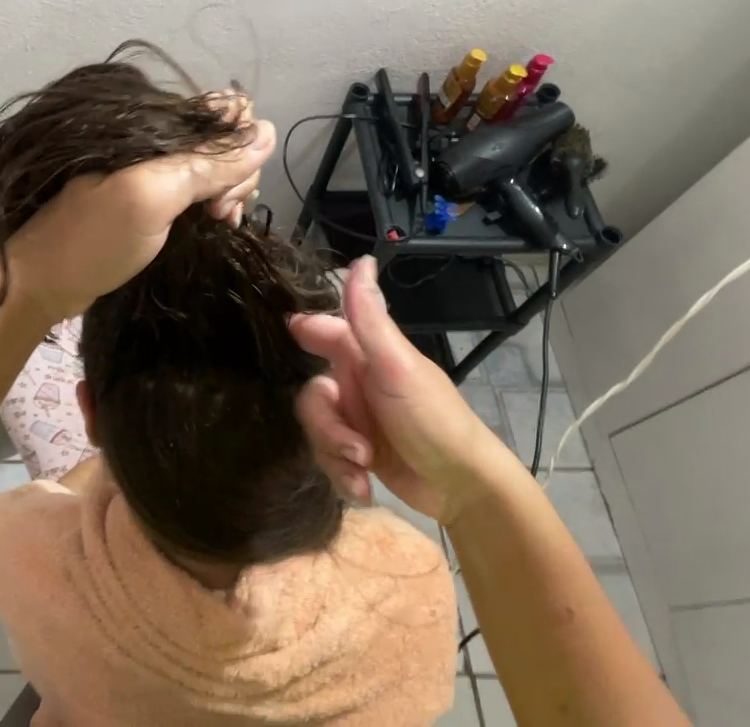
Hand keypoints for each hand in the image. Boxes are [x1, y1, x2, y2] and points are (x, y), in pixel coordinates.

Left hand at [0, 94, 272, 324]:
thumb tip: (267, 130)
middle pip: (223, 142)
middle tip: (219, 215)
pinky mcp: (152, 200)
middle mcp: (157, 143)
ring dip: (229, 193)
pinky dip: (213, 206)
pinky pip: (197, 191)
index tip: (226, 187)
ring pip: (215, 169)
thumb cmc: (93, 239)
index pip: (223, 113)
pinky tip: (215, 225)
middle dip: (236, 175)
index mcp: (152, 128)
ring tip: (218, 223)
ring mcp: (154, 173)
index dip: (238, 144)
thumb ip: (207, 165)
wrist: (43, 284)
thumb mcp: (152, 198)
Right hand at [292, 257, 509, 524]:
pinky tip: (364, 488)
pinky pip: (330, 459)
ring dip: (335, 454)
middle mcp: (358, 384)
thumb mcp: (396, 366)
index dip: (302, 331)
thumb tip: (359, 261)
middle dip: (325, 426)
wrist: (465, 487)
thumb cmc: (433, 419)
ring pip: (317, 430)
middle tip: (354, 446)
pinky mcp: (360, 455)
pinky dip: (343, 475)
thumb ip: (369, 319)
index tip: (284, 337)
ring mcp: (359, 420)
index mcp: (366, 356)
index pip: (323, 331)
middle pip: (312, 394)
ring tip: (363, 471)